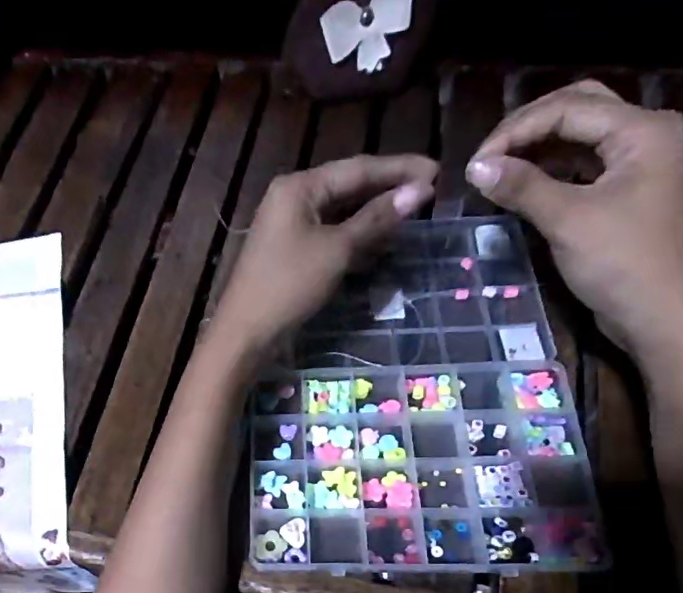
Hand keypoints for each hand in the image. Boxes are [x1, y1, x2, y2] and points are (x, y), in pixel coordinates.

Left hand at [211, 154, 437, 354]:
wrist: (246, 333)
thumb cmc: (289, 286)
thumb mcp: (336, 251)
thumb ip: (375, 220)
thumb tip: (418, 191)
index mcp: (299, 186)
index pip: (358, 168)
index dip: (399, 169)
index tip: (436, 170)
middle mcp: (292, 197)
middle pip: (349, 186)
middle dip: (388, 189)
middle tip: (430, 190)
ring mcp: (289, 226)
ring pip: (341, 212)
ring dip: (375, 214)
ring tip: (413, 214)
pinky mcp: (291, 252)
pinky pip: (331, 234)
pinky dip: (357, 236)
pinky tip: (381, 242)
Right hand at [466, 80, 682, 351]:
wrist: (666, 318)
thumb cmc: (624, 263)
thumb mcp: (569, 221)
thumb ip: (523, 187)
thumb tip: (475, 167)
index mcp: (642, 129)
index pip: (569, 108)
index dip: (516, 131)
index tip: (475, 165)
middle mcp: (646, 135)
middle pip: (579, 110)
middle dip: (529, 129)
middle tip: (489, 157)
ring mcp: (640, 167)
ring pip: (582, 140)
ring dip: (540, 150)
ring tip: (500, 171)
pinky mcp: (630, 196)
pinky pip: (587, 169)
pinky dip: (554, 173)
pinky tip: (526, 188)